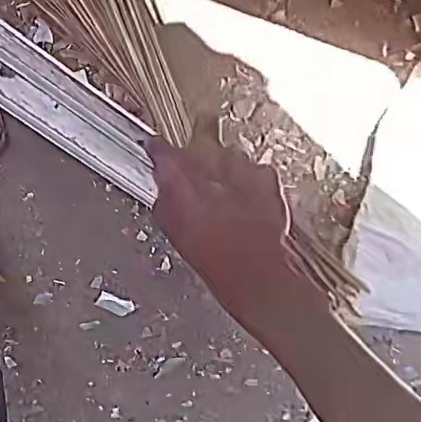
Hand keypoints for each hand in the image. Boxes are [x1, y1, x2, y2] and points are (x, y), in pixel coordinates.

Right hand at [150, 132, 321, 333]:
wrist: (258, 274)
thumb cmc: (216, 260)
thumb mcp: (174, 232)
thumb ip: (165, 202)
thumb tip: (162, 188)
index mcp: (185, 185)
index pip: (165, 154)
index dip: (157, 149)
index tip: (153, 147)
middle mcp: (215, 173)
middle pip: (195, 154)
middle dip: (189, 164)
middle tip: (188, 182)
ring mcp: (244, 174)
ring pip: (224, 158)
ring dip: (218, 170)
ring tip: (219, 194)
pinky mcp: (267, 181)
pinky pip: (251, 170)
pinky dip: (245, 179)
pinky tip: (243, 197)